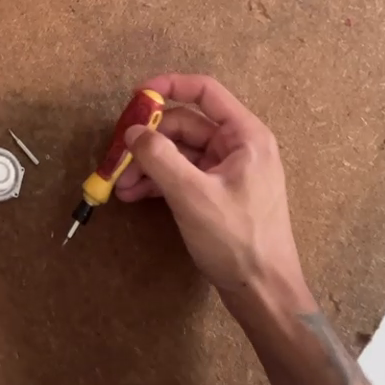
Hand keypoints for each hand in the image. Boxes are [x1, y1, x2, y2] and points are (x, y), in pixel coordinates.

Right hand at [112, 74, 305, 297]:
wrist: (265, 298)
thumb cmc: (237, 240)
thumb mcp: (192, 195)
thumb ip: (159, 157)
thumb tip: (131, 131)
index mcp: (245, 136)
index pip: (205, 91)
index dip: (169, 86)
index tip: (136, 96)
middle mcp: (238, 147)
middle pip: (183, 124)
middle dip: (148, 140)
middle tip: (119, 154)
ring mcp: (227, 171)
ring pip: (178, 151)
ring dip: (147, 164)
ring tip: (120, 184)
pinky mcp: (217, 193)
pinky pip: (181, 173)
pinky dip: (157, 180)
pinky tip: (133, 194)